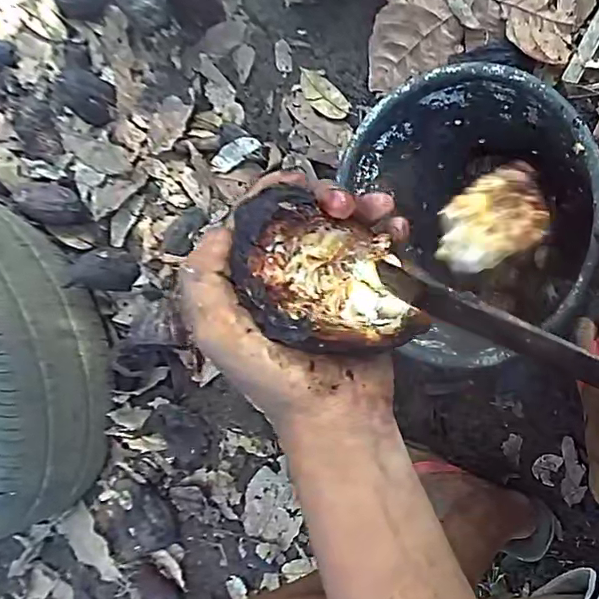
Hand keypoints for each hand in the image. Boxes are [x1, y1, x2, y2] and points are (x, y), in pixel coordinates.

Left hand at [177, 171, 408, 433]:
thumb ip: (202, 282)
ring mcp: (336, 280)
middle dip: (327, 194)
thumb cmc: (275, 383)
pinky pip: (380, 250)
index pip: (263, 218)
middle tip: (341, 203)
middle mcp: (297, 272)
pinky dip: (390, 231)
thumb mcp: (217, 335)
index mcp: (257, 277)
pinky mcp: (370, 291)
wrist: (336, 414)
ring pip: (350, 225)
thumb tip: (221, 228)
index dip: (276, 192)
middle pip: (311, 214)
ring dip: (365, 205)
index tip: (297, 184)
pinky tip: (395, 230)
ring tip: (378, 209)